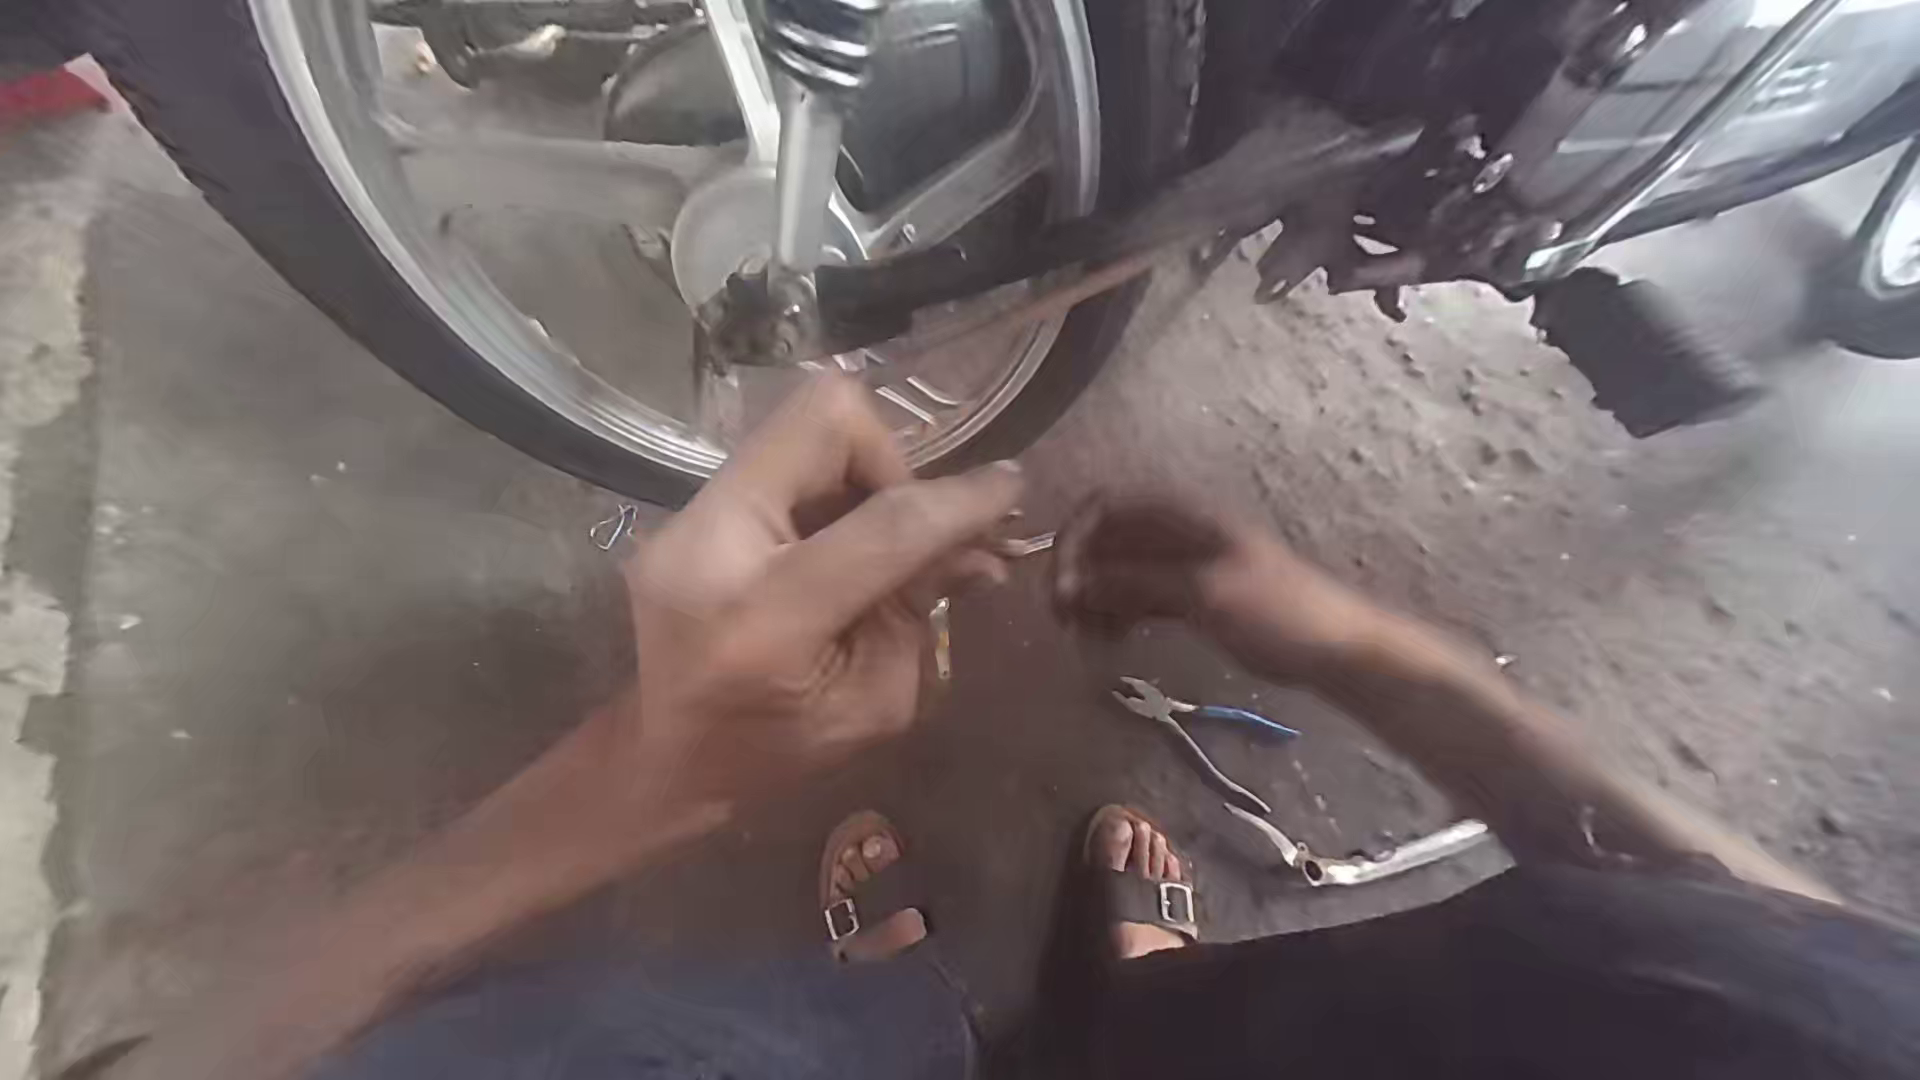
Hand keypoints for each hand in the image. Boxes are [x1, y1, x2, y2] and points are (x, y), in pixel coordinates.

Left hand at [617, 375, 1022, 805]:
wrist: (662, 759)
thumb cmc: (777, 753)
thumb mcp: (875, 702)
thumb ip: (923, 610)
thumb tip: (984, 547)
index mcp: (765, 618)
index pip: (885, 525)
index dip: (960, 500)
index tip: (1011, 486)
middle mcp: (710, 542)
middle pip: (824, 417)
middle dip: (893, 457)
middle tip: (911, 521)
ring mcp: (685, 516)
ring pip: (802, 424)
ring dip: (862, 470)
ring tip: (874, 537)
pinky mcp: (686, 509)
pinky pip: (781, 457)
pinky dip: (830, 485)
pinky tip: (836, 539)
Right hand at [1051, 494, 1381, 683]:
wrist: (1332, 649)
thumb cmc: (1275, 610)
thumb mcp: (1203, 592)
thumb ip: (1134, 582)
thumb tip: (1072, 583)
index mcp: (1179, 517)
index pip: (1105, 507)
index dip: (1074, 538)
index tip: (1061, 583)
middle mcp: (1171, 534)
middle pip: (1103, 542)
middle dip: (1077, 575)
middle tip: (1064, 618)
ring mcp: (1175, 566)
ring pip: (1114, 573)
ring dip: (1092, 600)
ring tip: (1085, 637)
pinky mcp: (1180, 597)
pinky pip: (1132, 598)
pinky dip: (1114, 615)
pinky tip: (1109, 640)